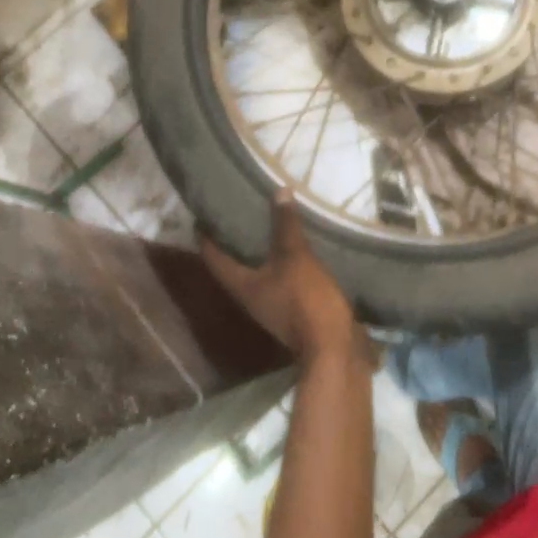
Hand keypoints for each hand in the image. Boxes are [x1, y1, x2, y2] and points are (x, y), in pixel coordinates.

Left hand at [202, 192, 360, 366]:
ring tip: (266, 224)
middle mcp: (250, 297)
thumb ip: (286, 226)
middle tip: (237, 211)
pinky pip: (282, 279)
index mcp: (241, 285)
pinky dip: (283, 262)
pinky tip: (296, 247)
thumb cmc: (305, 300)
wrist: (333, 346)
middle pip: (233, 266)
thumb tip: (279, 191)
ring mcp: (272, 305)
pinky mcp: (294, 308)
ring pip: (259, 272)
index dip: (205, 236)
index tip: (203, 214)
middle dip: (234, 240)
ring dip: (260, 251)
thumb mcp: (295, 257)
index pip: (213, 257)